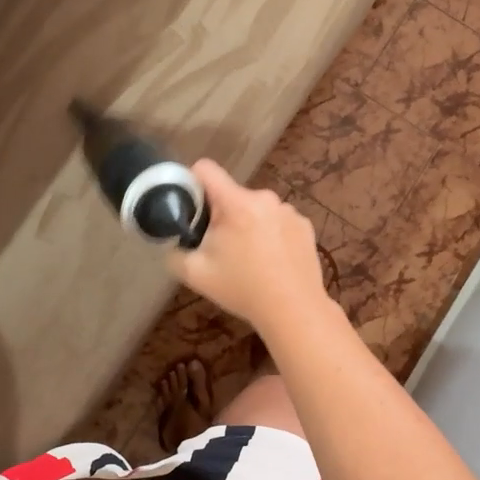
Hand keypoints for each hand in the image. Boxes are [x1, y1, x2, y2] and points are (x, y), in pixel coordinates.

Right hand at [167, 160, 327, 332]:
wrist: (294, 310)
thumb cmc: (242, 290)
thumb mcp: (195, 274)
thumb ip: (175, 252)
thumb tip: (175, 240)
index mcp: (236, 204)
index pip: (205, 169)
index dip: (191, 182)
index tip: (189, 205)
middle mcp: (264, 198)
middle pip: (231, 195)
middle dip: (222, 215)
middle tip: (220, 248)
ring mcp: (288, 210)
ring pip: (255, 209)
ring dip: (248, 224)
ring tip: (250, 259)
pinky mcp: (304, 224)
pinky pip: (277, 220)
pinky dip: (271, 234)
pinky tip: (273, 261)